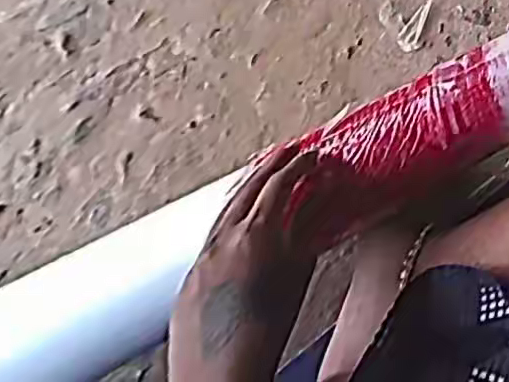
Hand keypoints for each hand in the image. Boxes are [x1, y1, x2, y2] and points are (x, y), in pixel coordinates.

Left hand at [170, 144, 339, 381]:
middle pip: (251, 185)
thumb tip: (321, 195)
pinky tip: (244, 219)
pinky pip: (214, 234)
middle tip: (292, 149)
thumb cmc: (264, 333)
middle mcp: (224, 239)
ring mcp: (202, 258)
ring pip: (228, 207)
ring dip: (251, 185)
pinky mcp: (188, 279)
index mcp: (255, 233)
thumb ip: (309, 225)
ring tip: (267, 174)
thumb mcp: (299, 269)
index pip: (280, 181)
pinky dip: (233, 216)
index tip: (315, 155)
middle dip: (274, 163)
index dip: (301, 163)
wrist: (218, 380)